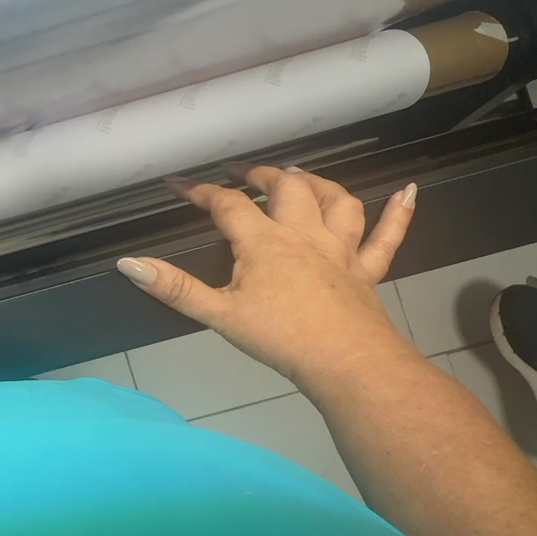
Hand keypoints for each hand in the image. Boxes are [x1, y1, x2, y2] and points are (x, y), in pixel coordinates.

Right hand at [116, 165, 418, 390]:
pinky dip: (399, 211)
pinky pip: (387, 235)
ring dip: (317, 182)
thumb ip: (172, 287)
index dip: (199, 191)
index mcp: (263, 243)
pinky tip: (408, 191)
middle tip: (242, 172)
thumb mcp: (215, 313)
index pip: (227, 205)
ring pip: (335, 201)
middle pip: (286, 189)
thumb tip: (128, 263)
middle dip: (261, 175)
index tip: (177, 184)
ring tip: (299, 175)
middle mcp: (304, 235)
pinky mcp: (367, 270)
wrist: (348, 363)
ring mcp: (341, 250)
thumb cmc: (279, 337)